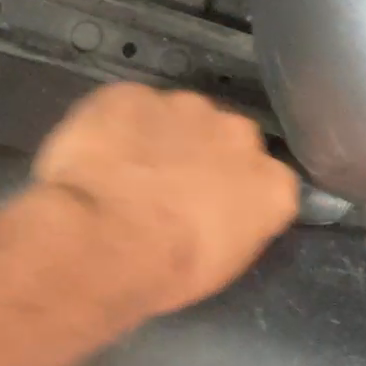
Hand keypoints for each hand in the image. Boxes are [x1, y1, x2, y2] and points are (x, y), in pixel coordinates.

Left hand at [34, 83, 298, 314]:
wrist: (101, 238)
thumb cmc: (162, 271)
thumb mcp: (217, 266)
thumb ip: (230, 225)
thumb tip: (213, 215)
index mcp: (271, 184)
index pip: (264, 179)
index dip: (229, 190)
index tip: (205, 206)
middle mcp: (238, 134)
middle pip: (224, 136)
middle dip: (199, 152)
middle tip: (163, 184)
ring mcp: (185, 105)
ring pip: (175, 115)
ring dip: (157, 134)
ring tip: (123, 167)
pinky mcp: (133, 93)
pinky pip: (126, 105)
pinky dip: (113, 124)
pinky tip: (95, 151)